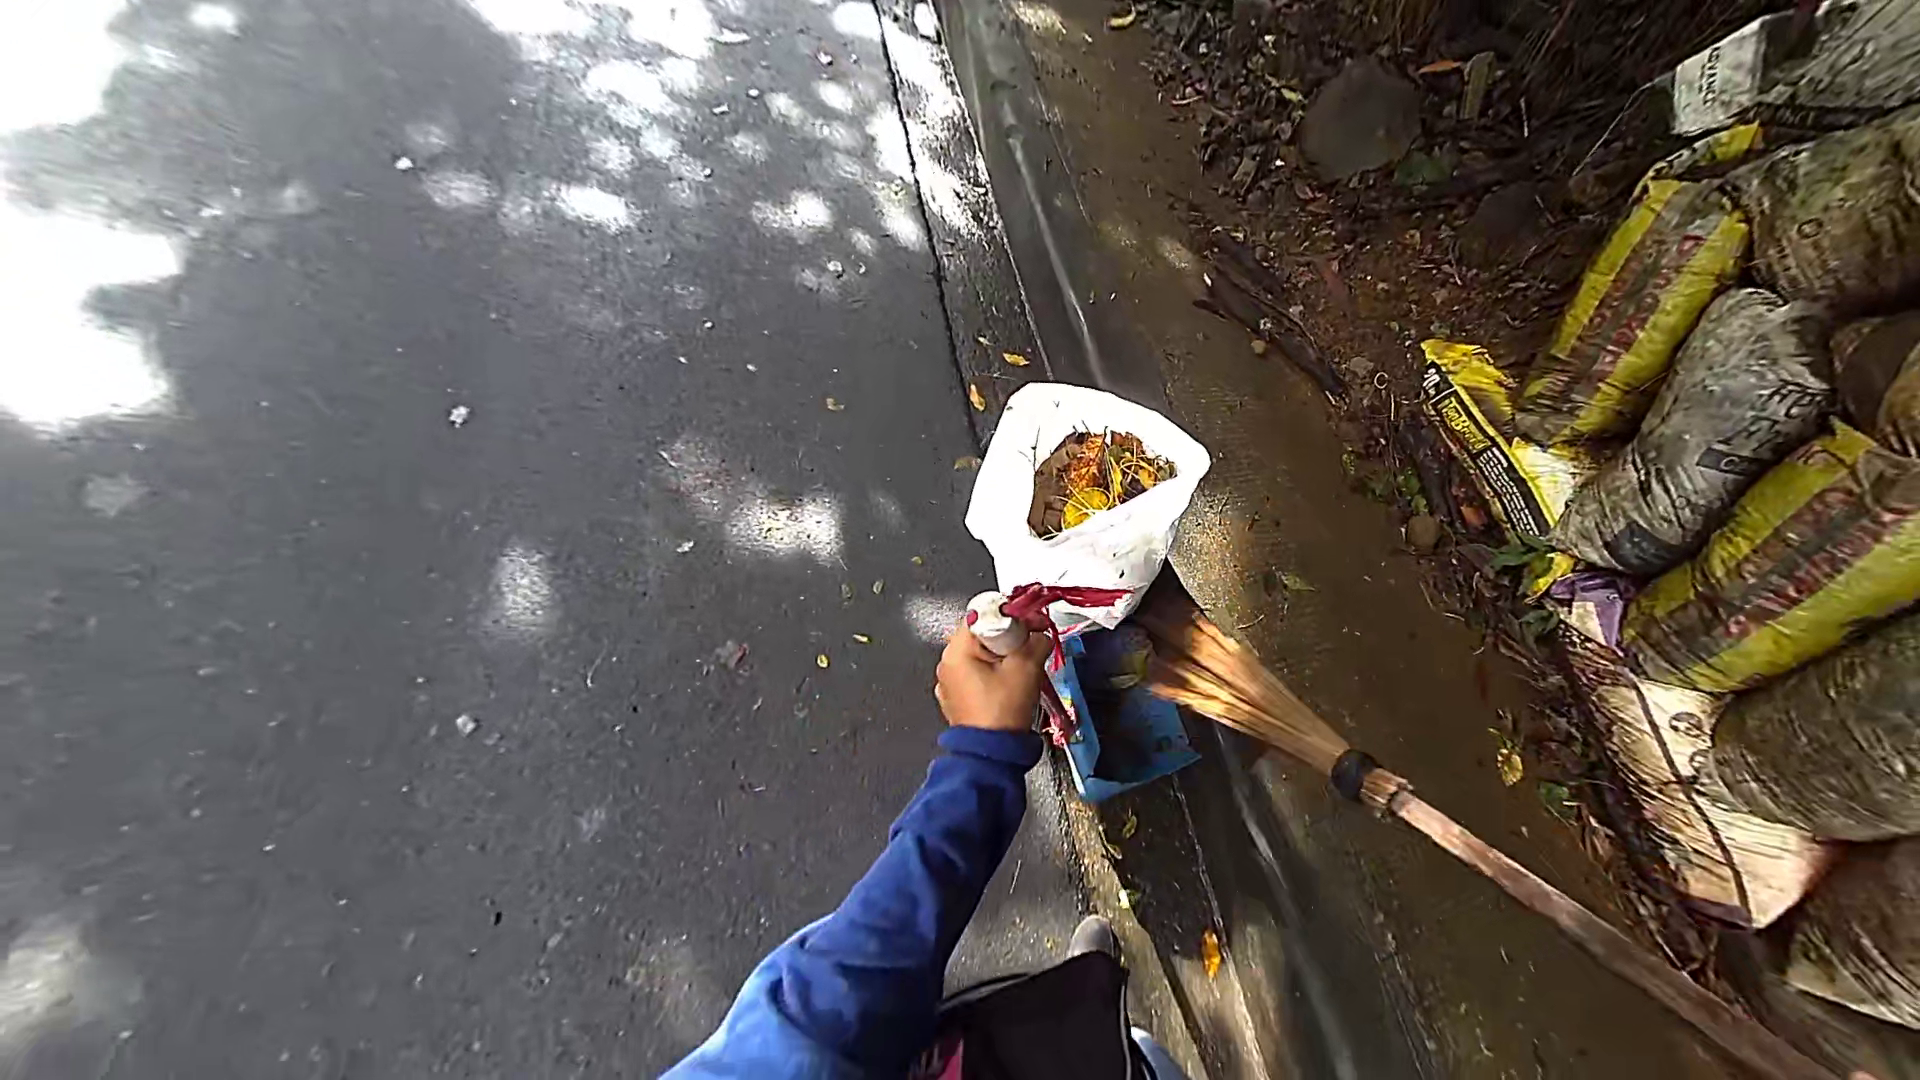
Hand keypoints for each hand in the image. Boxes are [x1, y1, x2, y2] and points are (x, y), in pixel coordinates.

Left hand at [935, 620, 1049, 731]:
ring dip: (1004, 655)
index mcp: (957, 651)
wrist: (992, 755)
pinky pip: (977, 673)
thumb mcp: (1026, 669)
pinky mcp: (959, 697)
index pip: (983, 615)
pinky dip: (994, 672)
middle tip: (1031, 643)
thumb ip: (1036, 642)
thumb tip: (1041, 634)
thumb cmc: (1001, 714)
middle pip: (982, 633)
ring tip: (1023, 666)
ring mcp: (951, 682)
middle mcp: (948, 663)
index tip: (1030, 622)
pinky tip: (1010, 682)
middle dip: (1010, 636)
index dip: (1010, 616)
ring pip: (981, 654)